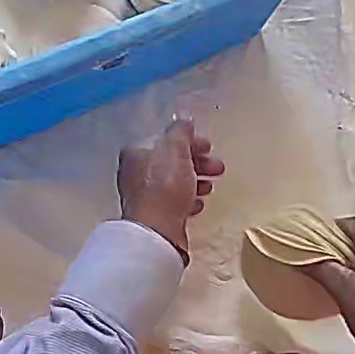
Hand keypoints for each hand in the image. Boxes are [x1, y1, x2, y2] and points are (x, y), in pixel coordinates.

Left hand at [118, 119, 224, 259]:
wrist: (157, 230)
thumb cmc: (164, 186)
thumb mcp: (175, 149)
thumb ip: (181, 132)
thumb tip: (185, 122)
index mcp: (137, 153)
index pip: (166, 141)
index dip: (189, 141)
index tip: (208, 146)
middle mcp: (136, 173)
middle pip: (172, 162)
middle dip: (198, 163)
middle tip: (218, 167)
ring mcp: (144, 196)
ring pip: (174, 183)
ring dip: (196, 182)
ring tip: (211, 187)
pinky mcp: (155, 216)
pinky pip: (174, 203)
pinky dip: (188, 200)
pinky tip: (198, 203)